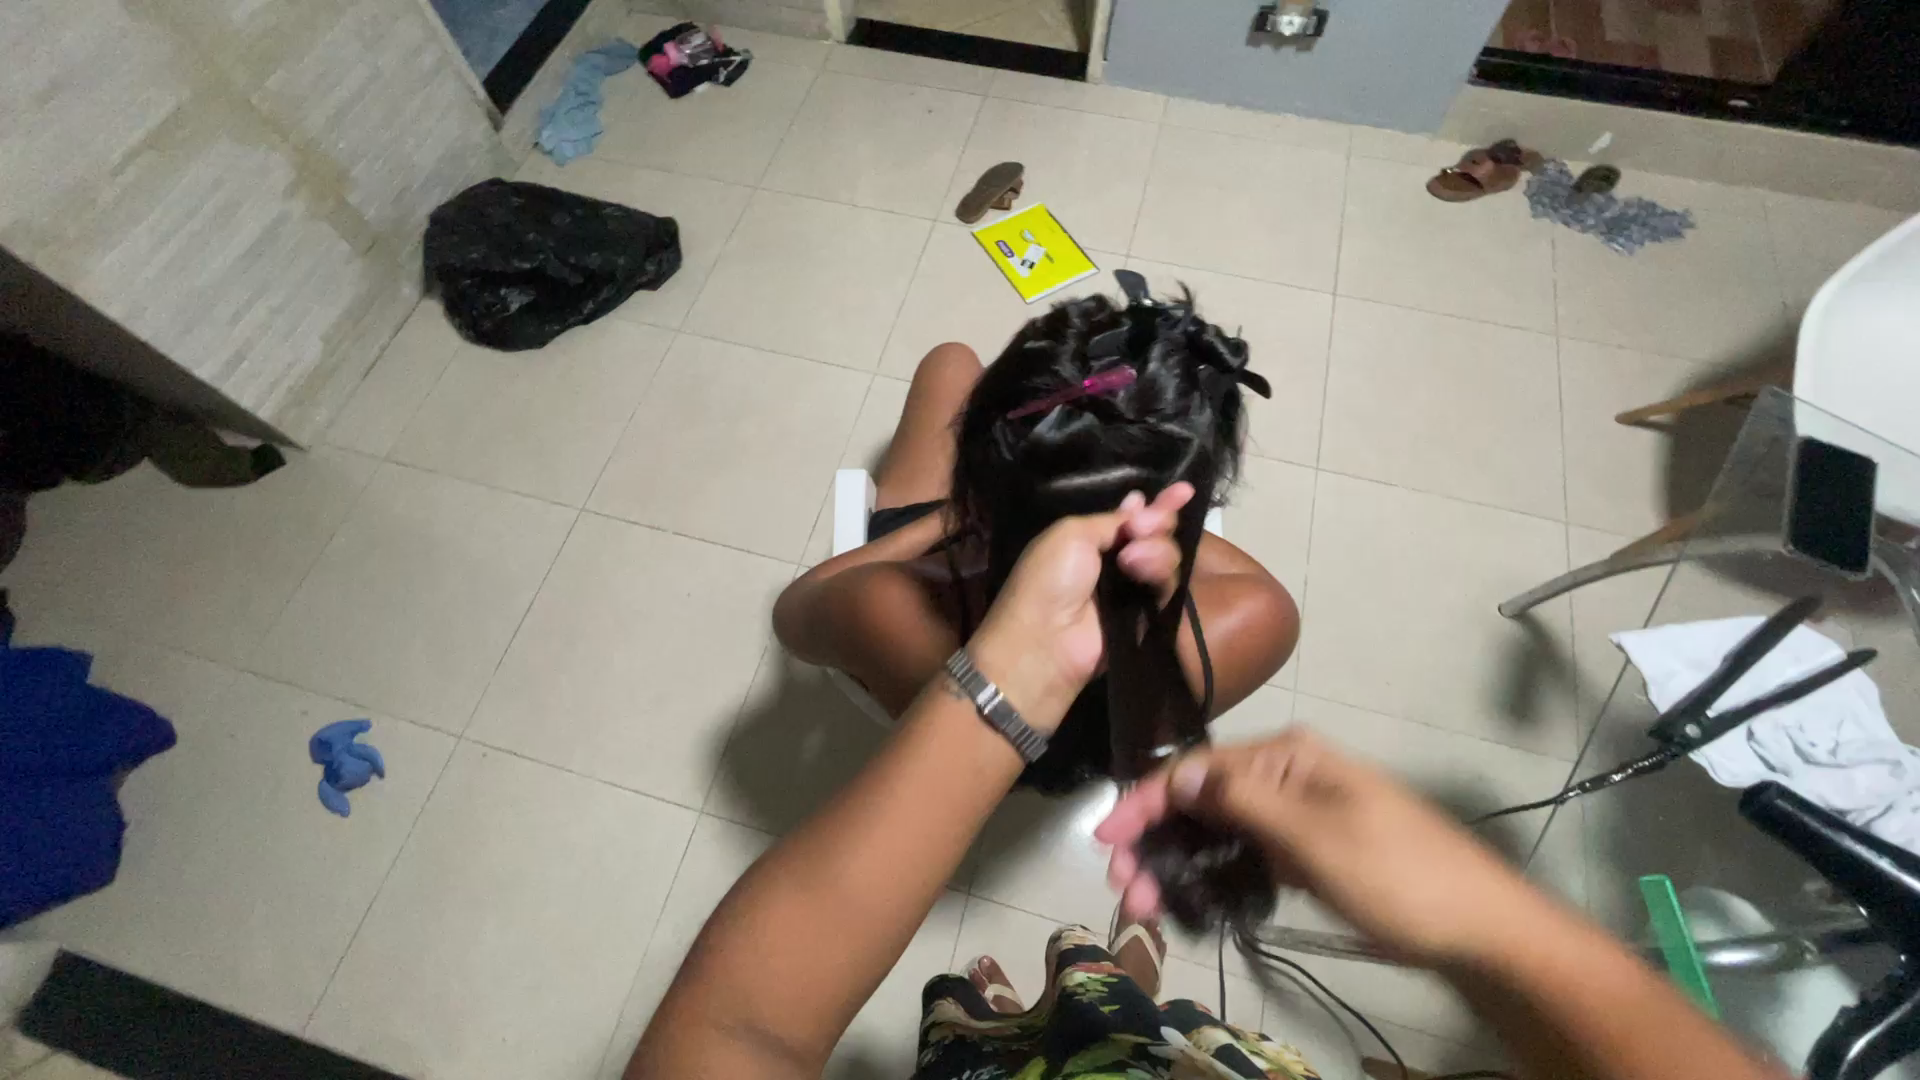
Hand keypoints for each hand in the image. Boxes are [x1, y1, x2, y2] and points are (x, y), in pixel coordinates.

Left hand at [966, 483, 1194, 733]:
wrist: (1046, 640)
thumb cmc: (1049, 580)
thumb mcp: (1071, 534)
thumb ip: (1110, 520)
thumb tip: (1137, 502)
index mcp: (1088, 539)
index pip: (1131, 518)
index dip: (1158, 505)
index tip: (1184, 491)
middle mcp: (1112, 562)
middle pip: (1156, 535)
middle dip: (1158, 524)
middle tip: (1144, 530)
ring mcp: (1131, 591)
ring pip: (1166, 559)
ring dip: (1155, 552)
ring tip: (1133, 561)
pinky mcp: (1146, 618)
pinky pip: (1167, 590)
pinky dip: (1159, 576)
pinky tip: (1144, 571)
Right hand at [1094, 730, 1549, 967]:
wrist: (1483, 930)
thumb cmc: (1399, 874)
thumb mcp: (1315, 836)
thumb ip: (1241, 800)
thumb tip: (1177, 774)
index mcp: (1285, 756)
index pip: (1197, 769)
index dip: (1146, 801)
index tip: (1107, 838)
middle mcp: (1281, 775)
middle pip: (1199, 799)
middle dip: (1156, 840)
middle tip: (1125, 888)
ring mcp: (1291, 813)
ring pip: (1215, 830)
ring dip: (1176, 862)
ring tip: (1147, 904)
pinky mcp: (1299, 849)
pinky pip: (1240, 854)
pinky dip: (1210, 874)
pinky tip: (1186, 900)